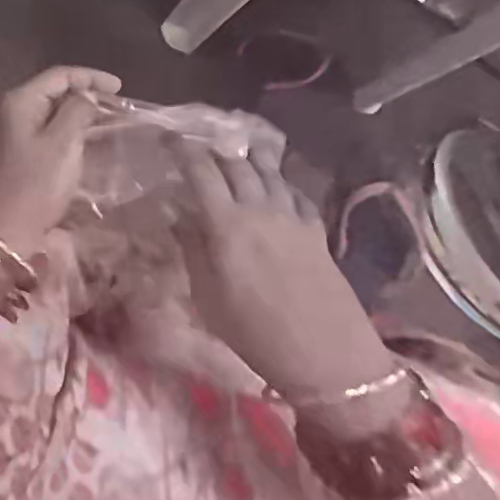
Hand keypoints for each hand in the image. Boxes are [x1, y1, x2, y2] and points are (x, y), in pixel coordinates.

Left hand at [0, 67, 120, 254]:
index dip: (90, 76)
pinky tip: (79, 131)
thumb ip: (77, 112)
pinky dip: (63, 124)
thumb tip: (86, 95)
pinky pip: (43, 126)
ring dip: (75, 109)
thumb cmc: (35, 185)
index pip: (58, 75)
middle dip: (83, 92)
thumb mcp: (63, 144)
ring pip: (48, 109)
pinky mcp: (13, 149)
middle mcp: (9, 108)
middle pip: (51, 89)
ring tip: (103, 117)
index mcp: (19, 100)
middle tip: (114, 104)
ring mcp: (8, 129)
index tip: (119, 88)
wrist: (4, 228)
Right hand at [175, 145, 394, 405]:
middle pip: (236, 164)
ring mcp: (293, 220)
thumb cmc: (255, 332)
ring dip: (250, 158)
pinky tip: (276, 186)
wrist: (331, 362)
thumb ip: (192, 248)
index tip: (168, 137)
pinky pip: (297, 195)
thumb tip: (177, 213)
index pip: (201, 172)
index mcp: (226, 224)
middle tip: (199, 143)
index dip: (182, 150)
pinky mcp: (317, 234)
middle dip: (214, 149)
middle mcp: (259, 211)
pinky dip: (281, 183)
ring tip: (238, 149)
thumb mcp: (207, 296)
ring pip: (269, 174)